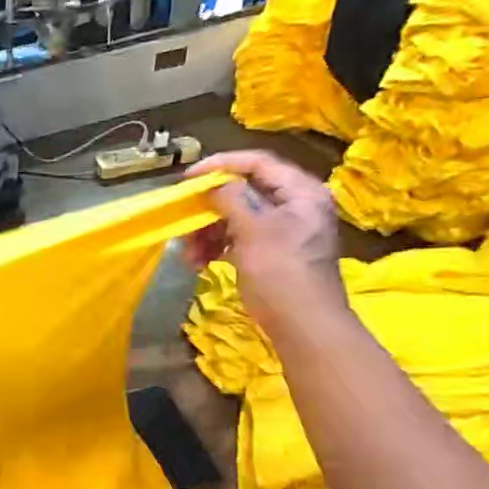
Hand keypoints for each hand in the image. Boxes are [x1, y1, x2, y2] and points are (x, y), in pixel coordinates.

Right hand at [184, 151, 348, 331]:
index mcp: (301, 192)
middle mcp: (295, 205)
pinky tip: (200, 263)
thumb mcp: (255, 231)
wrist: (304, 326)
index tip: (187, 178)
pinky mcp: (272, 252)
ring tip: (190, 255)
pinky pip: (238, 238)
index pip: (258, 163)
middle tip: (184, 224)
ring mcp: (284, 230)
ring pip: (236, 217)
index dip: (221, 165)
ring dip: (207, 232)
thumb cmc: (282, 274)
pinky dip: (217, 246)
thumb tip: (213, 182)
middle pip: (244, 191)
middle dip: (209, 208)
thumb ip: (233, 199)